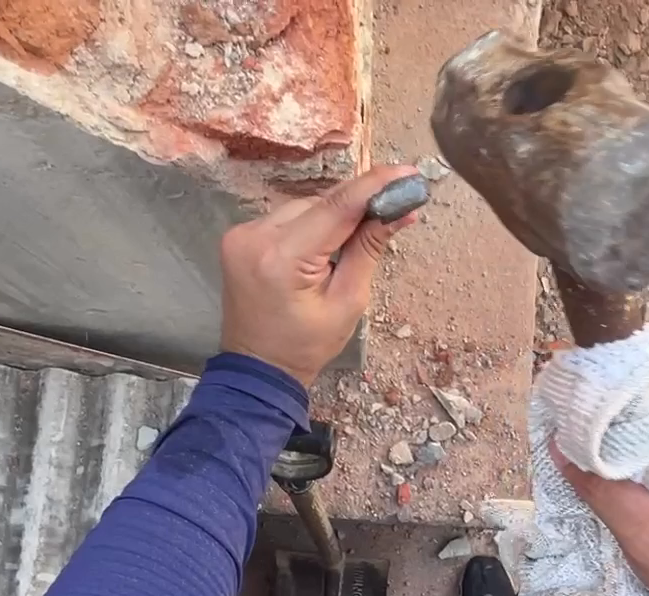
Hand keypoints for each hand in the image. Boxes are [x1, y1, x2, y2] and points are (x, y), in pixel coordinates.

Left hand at [219, 164, 419, 386]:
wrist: (259, 368)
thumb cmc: (306, 346)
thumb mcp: (348, 302)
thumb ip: (369, 250)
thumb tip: (400, 211)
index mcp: (282, 259)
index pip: (336, 208)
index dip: (375, 187)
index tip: (408, 174)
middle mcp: (255, 236)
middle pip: (319, 203)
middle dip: (359, 203)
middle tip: (398, 202)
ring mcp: (242, 234)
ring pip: (303, 207)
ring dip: (335, 215)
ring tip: (363, 230)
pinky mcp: (240, 236)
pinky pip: (286, 218)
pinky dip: (311, 224)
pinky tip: (328, 241)